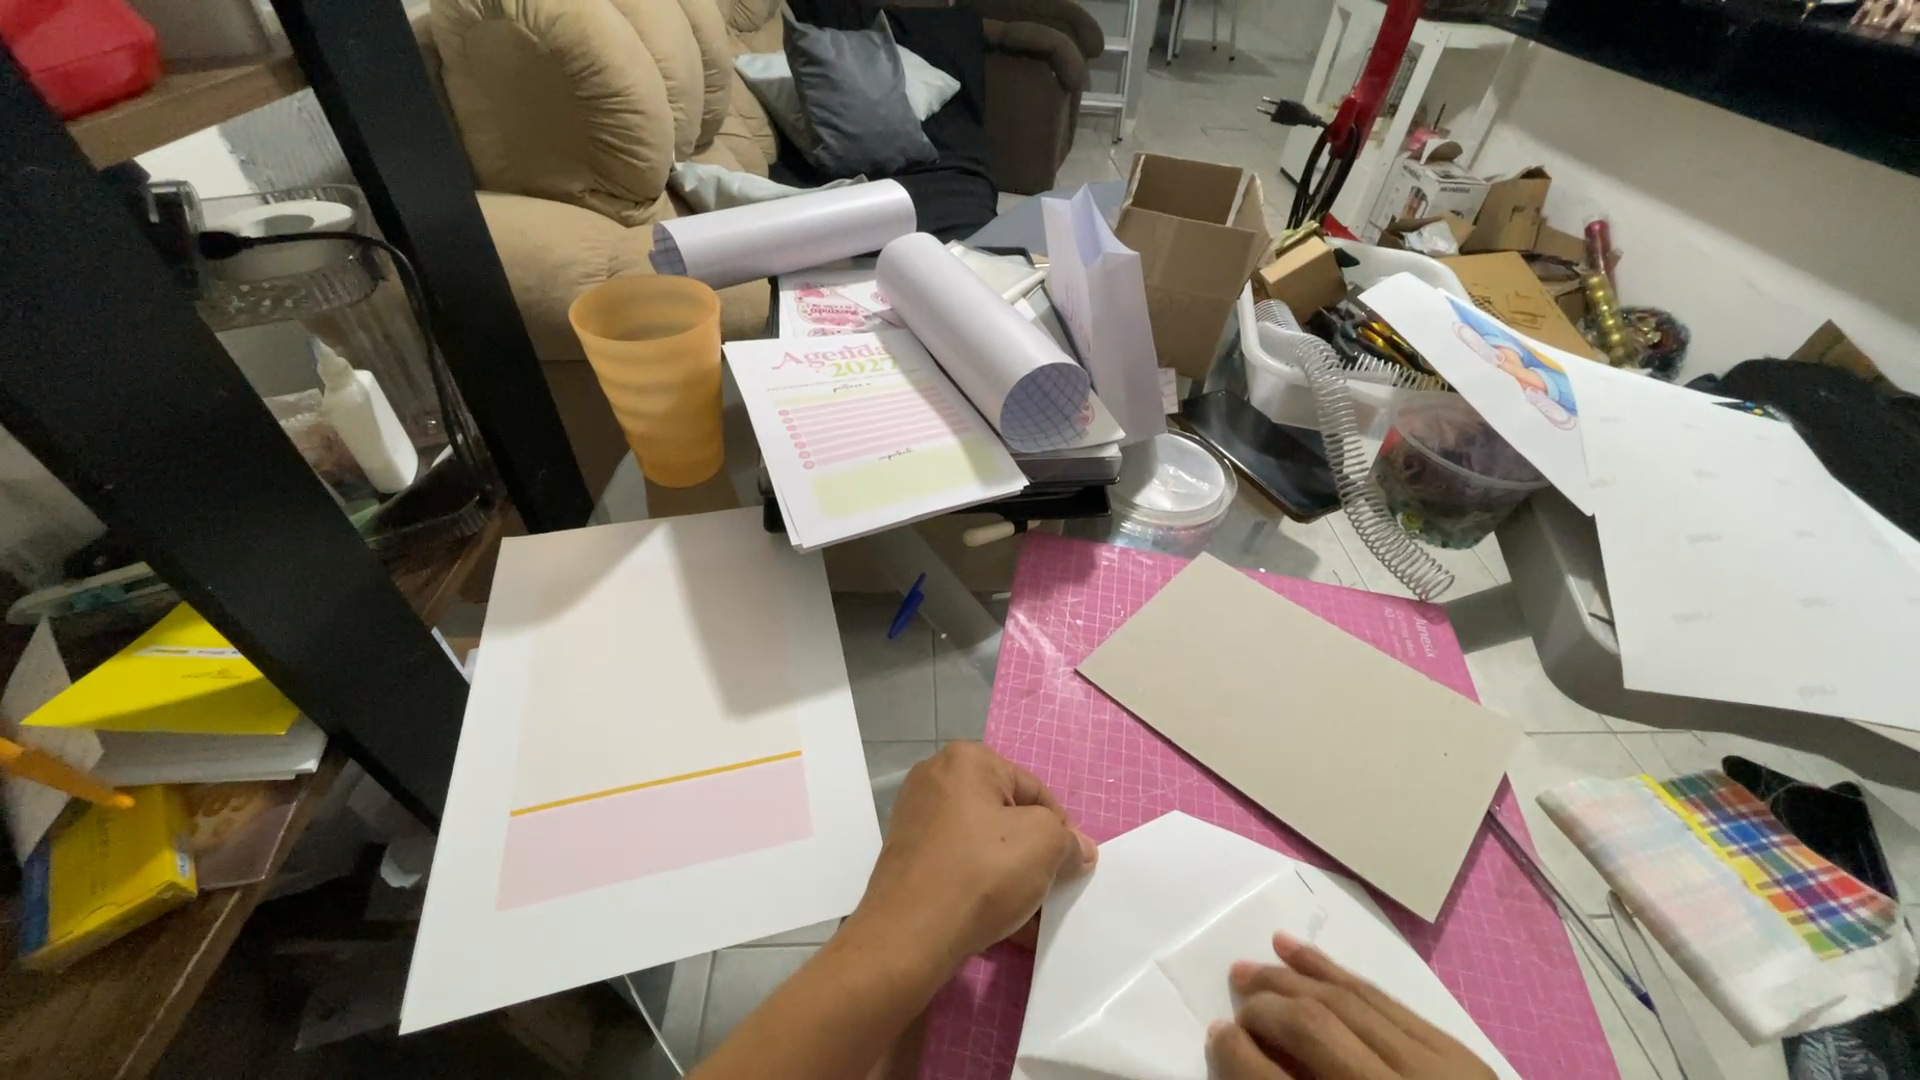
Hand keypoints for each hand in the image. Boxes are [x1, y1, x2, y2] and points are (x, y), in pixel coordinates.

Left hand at [846, 742, 1095, 968]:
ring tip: (1028, 915)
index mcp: (966, 760)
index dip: (1060, 829)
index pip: (1034, 790)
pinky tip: (1003, 924)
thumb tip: (1077, 848)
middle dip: (1032, 855)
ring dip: (1011, 877)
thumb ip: (1068, 840)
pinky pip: (959, 866)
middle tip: (1048, 890)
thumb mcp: (1044, 845)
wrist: (908, 935)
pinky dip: (982, 888)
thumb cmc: (980, 874)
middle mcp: (935, 778)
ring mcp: (916, 818)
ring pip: (983, 846)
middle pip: (1006, 817)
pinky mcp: (906, 856)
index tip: (1070, 867)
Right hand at [1207, 933, 1496, 1079]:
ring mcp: (1434, 1074)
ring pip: (1345, 1002)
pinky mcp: (1458, 1055)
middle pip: (1312, 1030)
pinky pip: (1381, 997)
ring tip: (1250, 968)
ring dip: (1289, 977)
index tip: (1217, 1034)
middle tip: (1236, 1001)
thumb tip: (1244, 1051)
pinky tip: (1296, 951)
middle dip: (1262, 1010)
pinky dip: (1333, 970)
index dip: (1237, 1055)